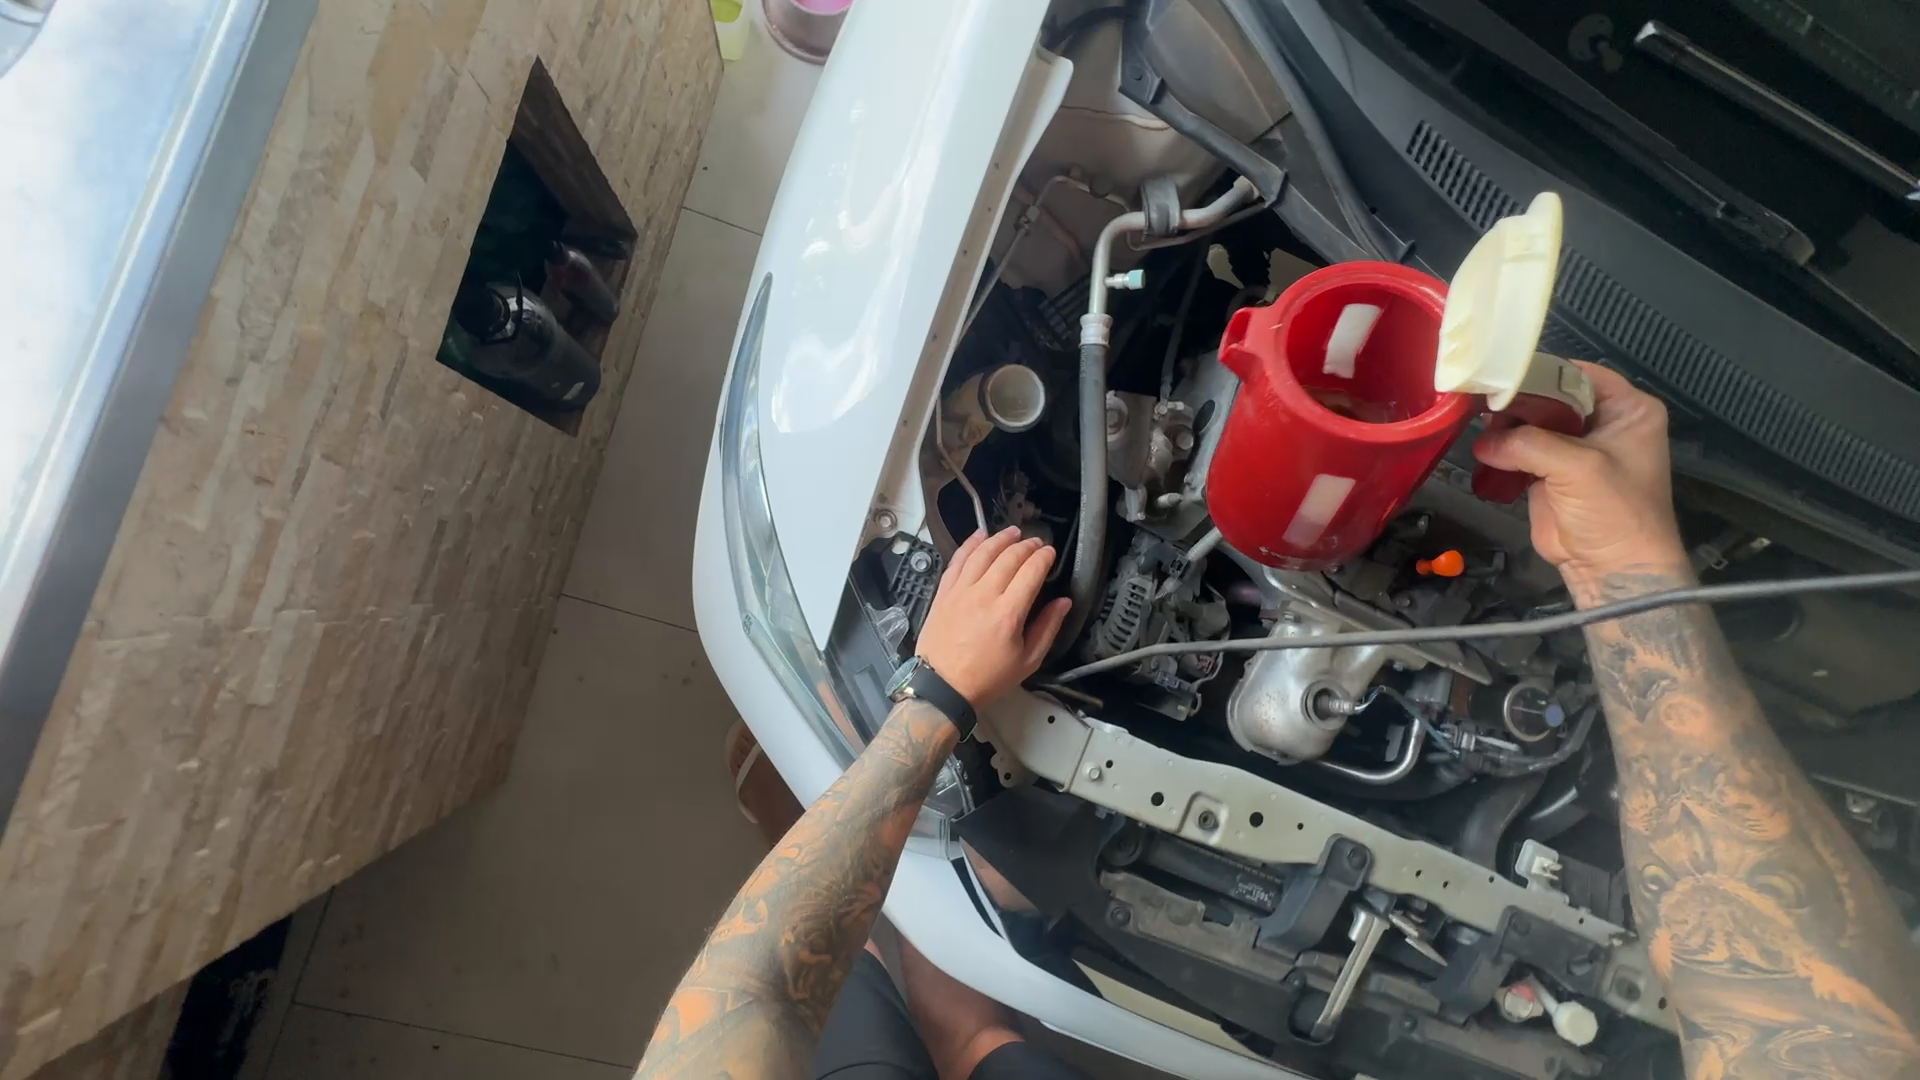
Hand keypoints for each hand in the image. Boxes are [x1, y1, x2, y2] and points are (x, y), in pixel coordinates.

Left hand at [915, 528, 1072, 709]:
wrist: (942, 687)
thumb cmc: (986, 678)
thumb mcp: (1027, 661)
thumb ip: (1047, 628)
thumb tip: (1063, 603)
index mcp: (1008, 613)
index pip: (1031, 572)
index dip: (1043, 557)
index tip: (1050, 553)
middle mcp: (984, 595)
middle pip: (1008, 557)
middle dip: (1026, 546)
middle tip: (1036, 543)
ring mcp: (960, 591)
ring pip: (982, 553)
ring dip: (1000, 539)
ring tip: (1012, 533)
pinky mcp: (944, 593)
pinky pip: (958, 560)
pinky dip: (970, 545)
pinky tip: (979, 536)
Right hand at [1472, 362, 1690, 606]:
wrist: (1609, 566)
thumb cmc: (1613, 511)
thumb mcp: (1577, 467)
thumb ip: (1528, 444)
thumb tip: (1483, 441)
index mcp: (1627, 410)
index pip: (1579, 374)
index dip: (1542, 373)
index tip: (1500, 376)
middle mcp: (1600, 423)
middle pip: (1549, 397)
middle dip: (1515, 401)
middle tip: (1479, 404)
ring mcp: (1571, 448)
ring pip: (1528, 423)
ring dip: (1502, 426)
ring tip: (1475, 426)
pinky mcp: (1545, 471)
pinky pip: (1516, 449)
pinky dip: (1498, 448)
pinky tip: (1480, 449)